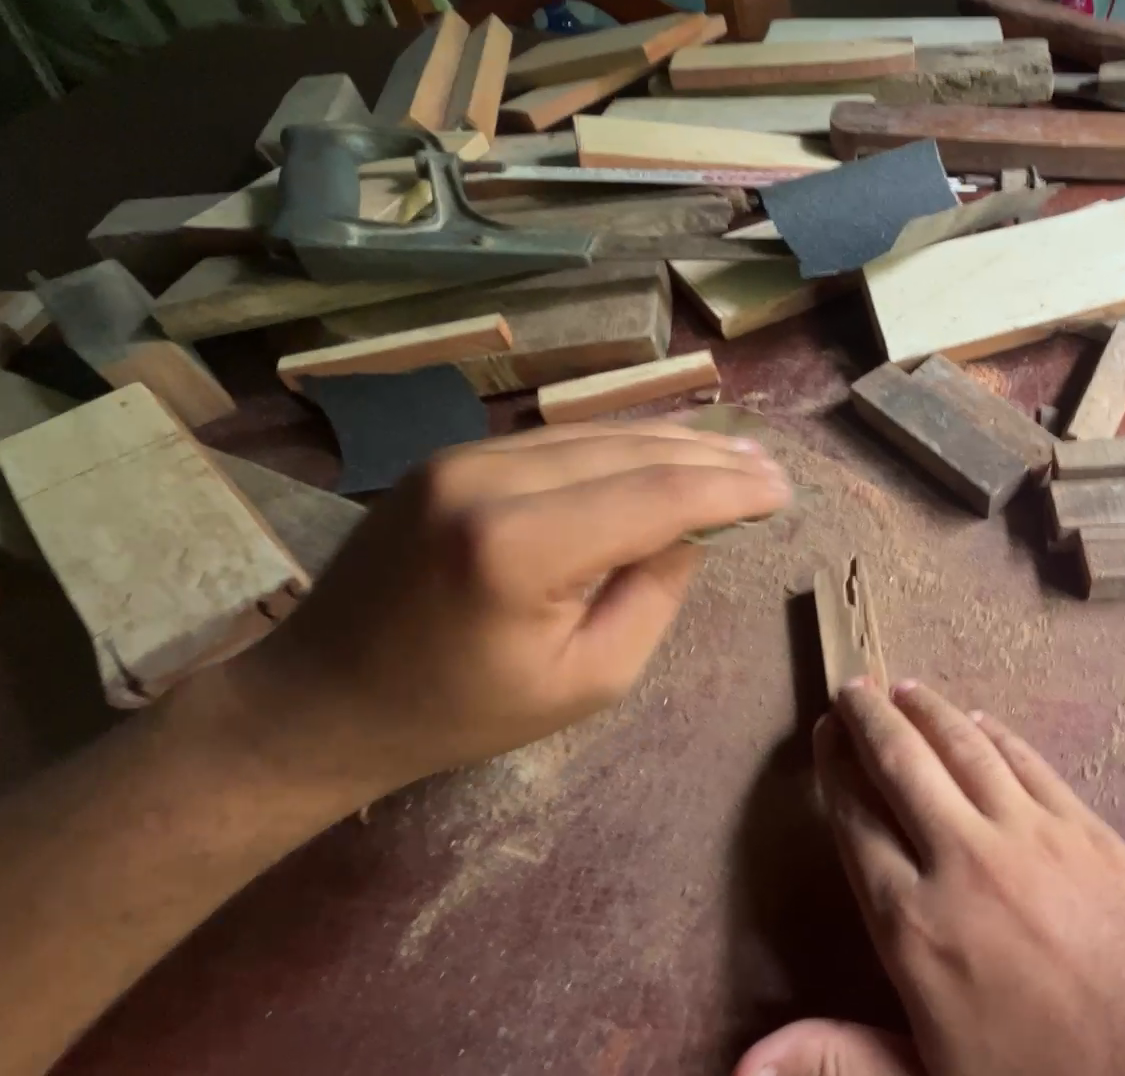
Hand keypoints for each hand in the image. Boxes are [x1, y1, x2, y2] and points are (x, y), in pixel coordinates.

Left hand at [208, 421, 790, 803]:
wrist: (322, 698)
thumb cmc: (465, 711)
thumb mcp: (589, 679)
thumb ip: (654, 595)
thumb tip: (691, 531)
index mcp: (520, 549)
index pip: (658, 497)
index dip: (731, 490)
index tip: (782, 491)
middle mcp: (490, 480)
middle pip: (635, 452)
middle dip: (714, 459)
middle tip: (770, 468)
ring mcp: (464, 457)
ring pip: (602, 433)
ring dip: (676, 443)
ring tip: (737, 452)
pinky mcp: (455, 456)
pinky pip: (565, 440)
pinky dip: (626, 444)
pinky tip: (667, 449)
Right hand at [739, 681, 1124, 1075]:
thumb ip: (838, 1058)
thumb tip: (746, 1061)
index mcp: (913, 924)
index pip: (855, 823)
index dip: (834, 772)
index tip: (822, 736)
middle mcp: (961, 860)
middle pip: (902, 766)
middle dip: (869, 719)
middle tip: (851, 685)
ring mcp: (1026, 833)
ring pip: (963, 748)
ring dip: (929, 711)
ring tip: (903, 687)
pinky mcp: (1080, 824)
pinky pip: (1026, 761)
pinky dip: (995, 733)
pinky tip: (978, 719)